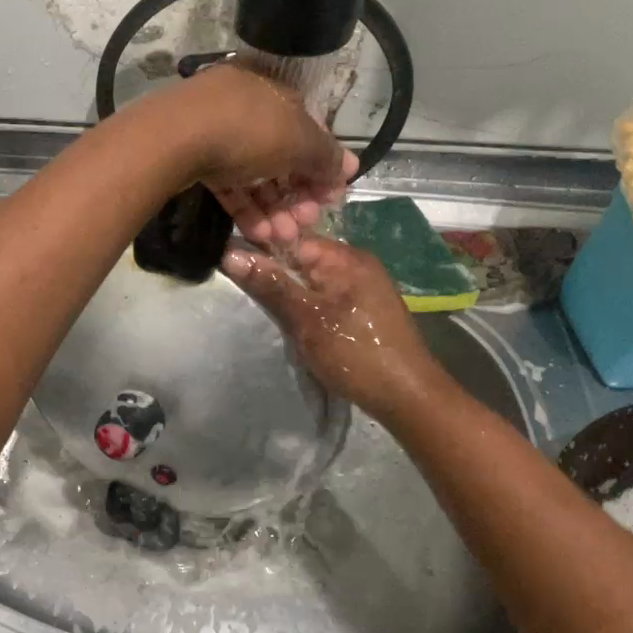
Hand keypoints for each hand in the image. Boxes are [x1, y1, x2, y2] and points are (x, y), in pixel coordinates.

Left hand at [133, 66, 357, 245]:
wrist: (171, 139)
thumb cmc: (245, 130)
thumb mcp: (297, 140)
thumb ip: (325, 155)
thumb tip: (350, 167)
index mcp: (272, 90)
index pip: (307, 128)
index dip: (322, 165)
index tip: (330, 198)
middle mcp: (243, 106)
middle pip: (279, 155)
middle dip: (296, 195)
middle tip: (306, 225)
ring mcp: (213, 133)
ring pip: (253, 174)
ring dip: (273, 209)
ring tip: (284, 239)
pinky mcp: (192, 160)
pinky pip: (226, 186)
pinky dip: (244, 209)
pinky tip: (258, 235)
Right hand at [220, 237, 449, 421]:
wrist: (405, 393)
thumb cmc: (354, 352)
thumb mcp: (306, 318)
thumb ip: (271, 285)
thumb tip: (230, 254)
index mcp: (344, 257)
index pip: (291, 239)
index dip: (258, 250)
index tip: (226, 265)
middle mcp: (355, 264)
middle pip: (300, 258)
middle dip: (270, 272)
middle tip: (236, 289)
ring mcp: (361, 286)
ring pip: (310, 279)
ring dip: (286, 291)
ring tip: (256, 305)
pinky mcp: (361, 307)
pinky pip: (323, 294)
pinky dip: (303, 303)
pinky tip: (288, 319)